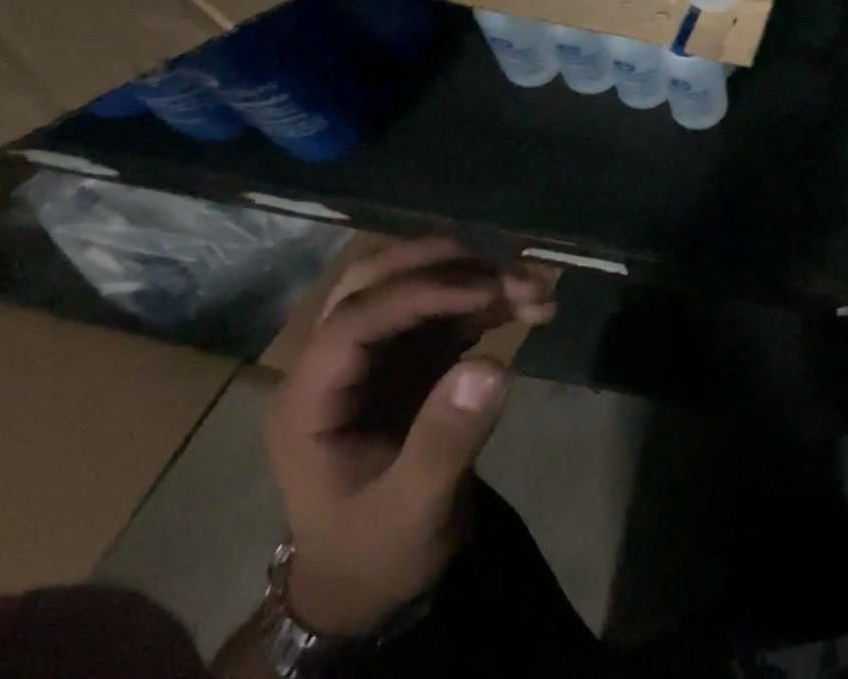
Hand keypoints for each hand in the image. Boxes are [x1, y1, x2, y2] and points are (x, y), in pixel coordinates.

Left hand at [265, 238, 558, 636]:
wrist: (371, 581)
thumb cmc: (378, 551)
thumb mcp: (413, 509)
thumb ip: (446, 440)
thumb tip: (493, 367)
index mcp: (310, 401)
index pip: (353, 322)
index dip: (420, 296)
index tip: (491, 292)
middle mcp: (335, 367)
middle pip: (371, 283)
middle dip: (443, 266)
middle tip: (513, 272)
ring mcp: (374, 362)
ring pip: (412, 288)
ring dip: (474, 278)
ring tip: (537, 290)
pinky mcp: (411, 366)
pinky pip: (446, 315)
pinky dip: (488, 302)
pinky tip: (531, 308)